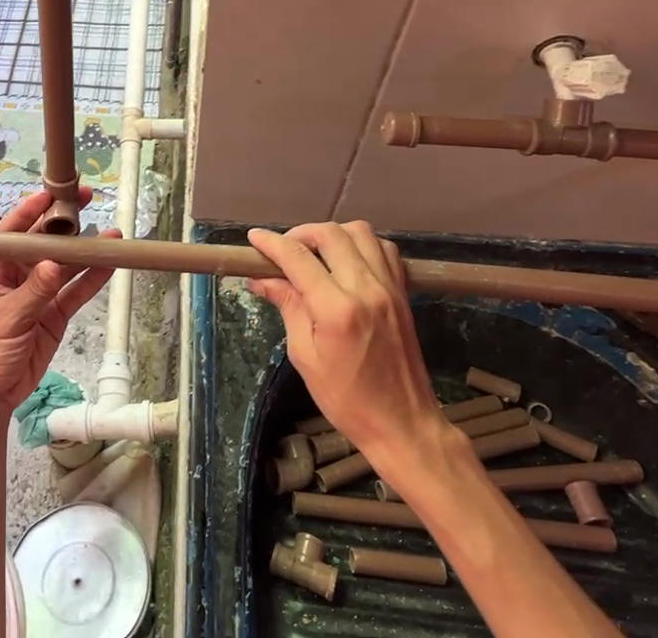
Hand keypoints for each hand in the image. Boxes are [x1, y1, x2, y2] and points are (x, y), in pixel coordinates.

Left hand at [0, 188, 118, 413]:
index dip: (32, 210)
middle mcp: (17, 275)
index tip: (52, 194)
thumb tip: (56, 264)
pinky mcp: (55, 313)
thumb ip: (35, 290)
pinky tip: (110, 265)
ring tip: (113, 235)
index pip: (13, 231)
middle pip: (44, 242)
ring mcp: (39, 293)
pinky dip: (92, 279)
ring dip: (86, 252)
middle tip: (88, 201)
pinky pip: (76, 291)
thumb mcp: (8, 317)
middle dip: (65, 223)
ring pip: (66, 265)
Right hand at [246, 222, 445, 469]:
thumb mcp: (305, 356)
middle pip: (331, 234)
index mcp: (337, 309)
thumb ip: (288, 308)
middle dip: (300, 233)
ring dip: (332, 235)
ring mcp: (390, 288)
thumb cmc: (346, 399)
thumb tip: (262, 280)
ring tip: (314, 254)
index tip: (254, 238)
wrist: (403, 424)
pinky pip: (383, 249)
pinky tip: (346, 263)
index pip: (298, 258)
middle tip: (283, 251)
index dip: (271, 243)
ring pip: (361, 232)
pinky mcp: (403, 293)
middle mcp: (367, 289)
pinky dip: (361, 245)